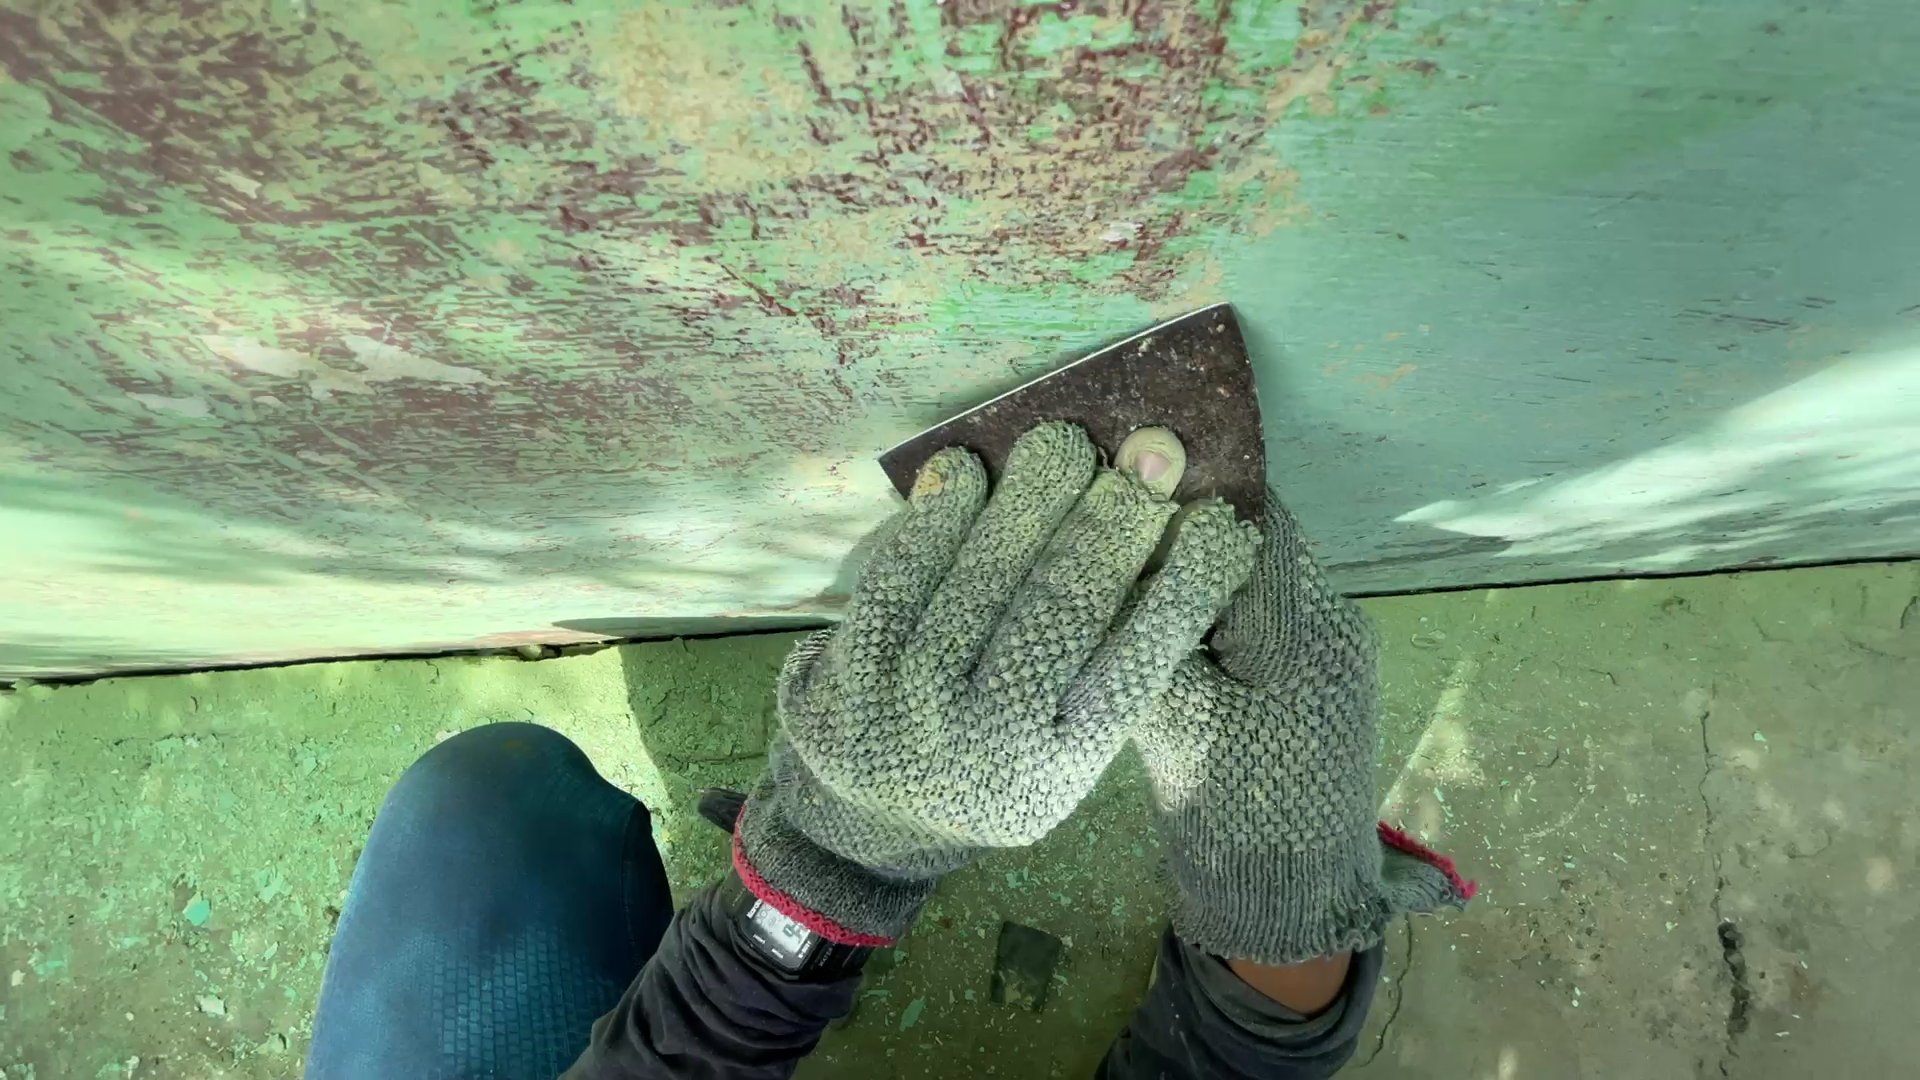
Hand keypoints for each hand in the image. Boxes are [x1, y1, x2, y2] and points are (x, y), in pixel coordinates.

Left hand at [736, 422, 1260, 943]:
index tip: (1222, 523)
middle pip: (1062, 609)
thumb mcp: (1057, 747)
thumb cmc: (990, 760)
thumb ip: (1104, 669)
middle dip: (1112, 521)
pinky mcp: (854, 675)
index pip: (1138, 667)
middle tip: (1149, 451)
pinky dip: (937, 516)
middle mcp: (990, 746)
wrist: (874, 806)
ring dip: (1030, 499)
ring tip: (1063, 440)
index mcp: (1059, 770)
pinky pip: (901, 576)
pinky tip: (963, 469)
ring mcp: (914, 709)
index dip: (1184, 589)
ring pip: (985, 581)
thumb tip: (1165, 554)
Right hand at [1133, 494, 1474, 966]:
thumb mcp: (1171, 708)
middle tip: (1125, 537)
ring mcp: (1337, 650)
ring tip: (1141, 580)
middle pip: (1261, 545)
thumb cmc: (1226, 807)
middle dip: (1195, 534)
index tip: (1134, 490)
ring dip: (1206, 571)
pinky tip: (1176, 624)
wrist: (1286, 902)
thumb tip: (1131, 547)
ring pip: (1262, 577)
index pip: (1257, 523)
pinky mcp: (1324, 674)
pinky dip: (1223, 607)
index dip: (1194, 497)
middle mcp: (1337, 623)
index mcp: (1306, 627)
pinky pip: (1269, 613)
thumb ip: (1154, 622)